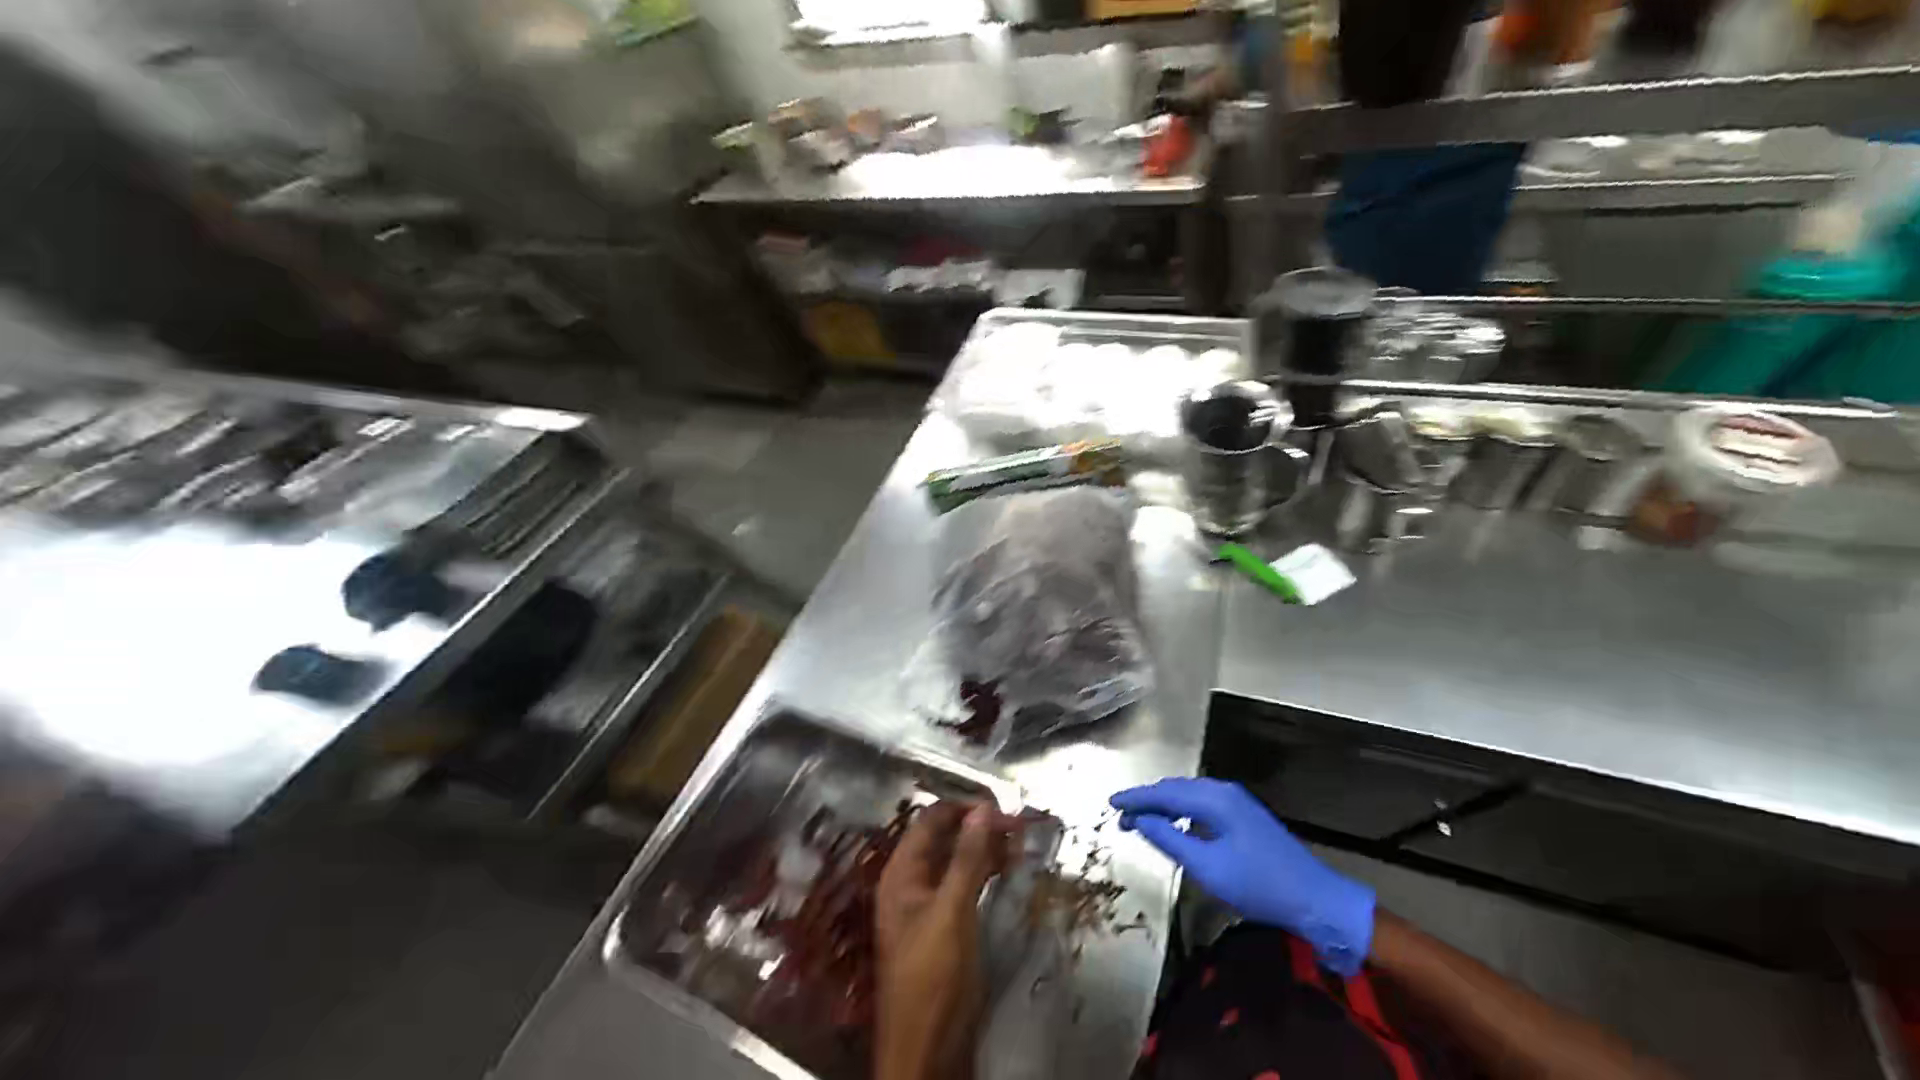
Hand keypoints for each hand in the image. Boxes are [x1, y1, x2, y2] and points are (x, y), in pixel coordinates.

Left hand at [873, 802, 1020, 1079]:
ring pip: (956, 861)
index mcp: (901, 872)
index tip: (1001, 806)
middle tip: (1017, 826)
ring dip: (983, 849)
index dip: (963, 808)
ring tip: (1019, 844)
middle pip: (943, 839)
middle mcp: (910, 882)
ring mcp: (926, 905)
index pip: (930, 821)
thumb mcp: (951, 911)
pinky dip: (983, 873)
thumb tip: (983, 809)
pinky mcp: (944, 925)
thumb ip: (967, 858)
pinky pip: (962, 885)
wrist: (925, 1049)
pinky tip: (1007, 870)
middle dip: (977, 828)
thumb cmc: (932, 975)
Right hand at [1110, 777, 1374, 974]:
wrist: (1316, 899)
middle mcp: (1224, 791)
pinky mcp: (1244, 814)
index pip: (1163, 793)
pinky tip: (1174, 825)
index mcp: (1214, 799)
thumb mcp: (1206, 866)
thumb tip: (1139, 819)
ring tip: (1140, 821)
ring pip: (1188, 795)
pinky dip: (1181, 811)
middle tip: (1121, 817)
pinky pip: (1202, 803)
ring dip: (1163, 805)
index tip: (1110, 803)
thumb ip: (1168, 838)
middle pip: (1175, 789)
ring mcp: (1237, 801)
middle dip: (1146, 800)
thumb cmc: (1258, 885)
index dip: (1134, 798)